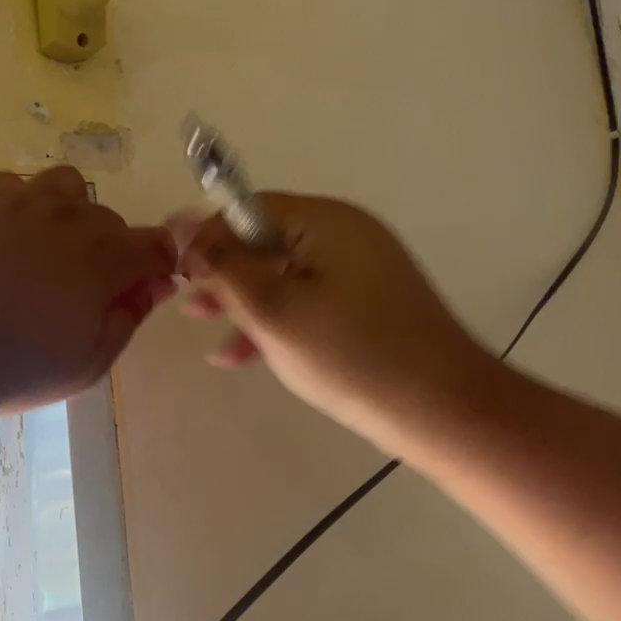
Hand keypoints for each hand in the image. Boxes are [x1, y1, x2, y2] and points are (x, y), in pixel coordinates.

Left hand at [0, 166, 176, 413]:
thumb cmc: (15, 369)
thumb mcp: (88, 363)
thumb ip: (128, 318)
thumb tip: (157, 284)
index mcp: (104, 258)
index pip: (155, 245)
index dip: (156, 267)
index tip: (137, 291)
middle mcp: (69, 218)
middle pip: (111, 220)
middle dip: (111, 251)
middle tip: (81, 291)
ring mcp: (22, 203)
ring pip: (68, 187)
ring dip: (72, 213)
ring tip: (49, 251)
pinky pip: (17, 184)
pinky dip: (23, 203)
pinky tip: (9, 236)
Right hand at [172, 193, 504, 444]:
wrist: (443, 411)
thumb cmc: (348, 354)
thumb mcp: (270, 308)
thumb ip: (221, 263)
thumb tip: (178, 219)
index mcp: (324, 221)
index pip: (247, 209)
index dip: (206, 238)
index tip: (178, 275)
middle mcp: (345, 233)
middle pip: (263, 240)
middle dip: (222, 271)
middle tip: (188, 304)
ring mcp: (360, 268)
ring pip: (281, 273)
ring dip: (241, 299)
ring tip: (203, 326)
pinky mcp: (367, 303)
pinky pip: (307, 297)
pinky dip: (274, 318)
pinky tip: (238, 354)